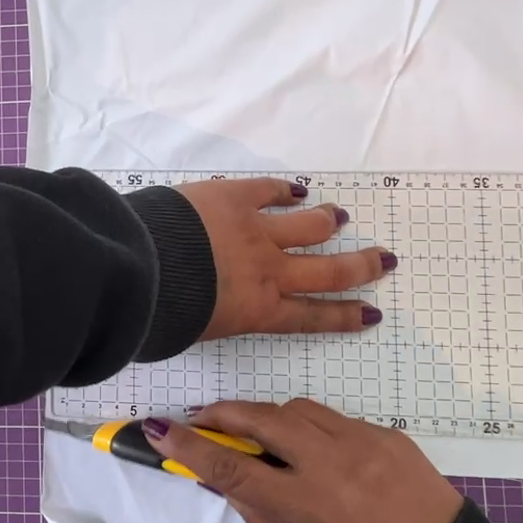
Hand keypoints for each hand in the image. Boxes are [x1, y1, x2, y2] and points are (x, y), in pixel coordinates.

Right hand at [143, 399, 463, 522]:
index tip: (159, 429)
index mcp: (314, 506)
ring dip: (269, 417)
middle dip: (225, 414)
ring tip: (262, 438)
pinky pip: (336, 419)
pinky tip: (318, 454)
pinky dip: (313, 428)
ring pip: (297, 408)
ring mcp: (367, 442)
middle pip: (263, 417)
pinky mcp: (391, 435)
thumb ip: (264, 517)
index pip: (235, 467)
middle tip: (203, 419)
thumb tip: (226, 481)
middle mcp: (337, 463)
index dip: (192, 447)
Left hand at [173, 177, 393, 341]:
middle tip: (383, 259)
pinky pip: (269, 191)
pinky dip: (286, 190)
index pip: (312, 315)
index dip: (344, 315)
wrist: (139, 268)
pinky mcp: (235, 197)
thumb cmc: (158, 311)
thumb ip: (214, 320)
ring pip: (309, 226)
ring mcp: (255, 231)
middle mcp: (269, 271)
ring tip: (341, 217)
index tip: (370, 312)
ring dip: (328, 221)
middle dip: (361, 267)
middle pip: (328, 270)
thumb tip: (213, 313)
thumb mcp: (192, 332)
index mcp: (258, 311)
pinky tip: (297, 190)